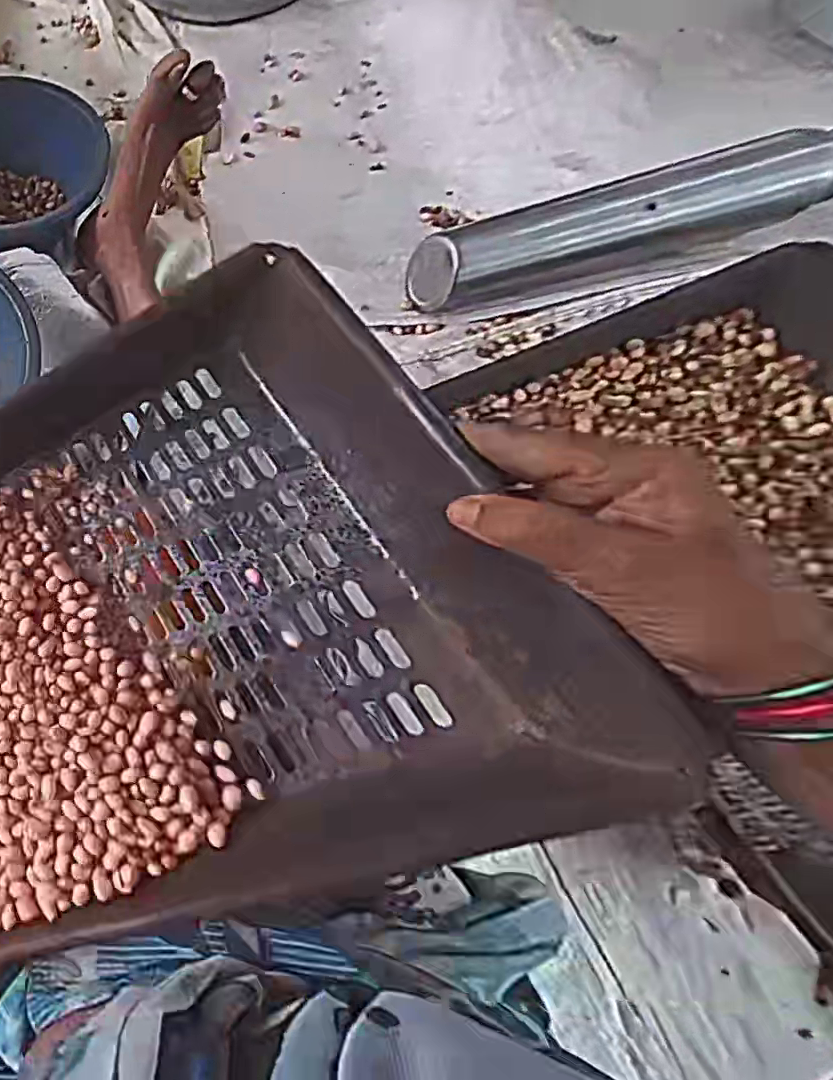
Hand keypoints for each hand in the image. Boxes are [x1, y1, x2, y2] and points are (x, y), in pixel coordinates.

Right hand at [445, 423, 832, 698]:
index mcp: (637, 468)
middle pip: (517, 466)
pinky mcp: (581, 541)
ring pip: (514, 496)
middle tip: (413, 493)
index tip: (415, 452)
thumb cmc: (721, 614)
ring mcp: (596, 511)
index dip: (473, 445)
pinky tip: (465, 541)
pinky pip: (520, 525)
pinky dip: (492, 532)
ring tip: (430, 519)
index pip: (532, 443)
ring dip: (479, 509)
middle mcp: (614, 481)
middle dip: (469, 481)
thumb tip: (461, 507)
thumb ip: (535, 532)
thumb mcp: (618, 567)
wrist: (756, 672)